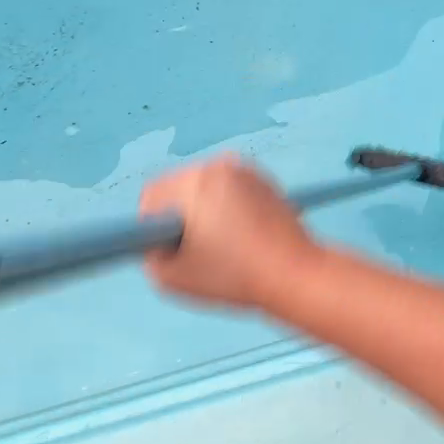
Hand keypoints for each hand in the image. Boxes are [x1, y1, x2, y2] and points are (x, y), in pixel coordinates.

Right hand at [140, 156, 318, 308]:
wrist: (293, 272)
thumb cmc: (232, 276)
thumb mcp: (171, 278)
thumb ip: (150, 255)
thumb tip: (155, 240)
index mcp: (195, 182)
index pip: (153, 195)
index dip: (152, 225)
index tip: (171, 248)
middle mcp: (219, 164)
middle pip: (179, 187)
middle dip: (180, 214)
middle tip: (198, 249)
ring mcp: (245, 168)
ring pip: (204, 187)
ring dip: (204, 209)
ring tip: (224, 244)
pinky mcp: (264, 177)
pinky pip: (229, 188)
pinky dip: (227, 206)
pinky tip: (241, 234)